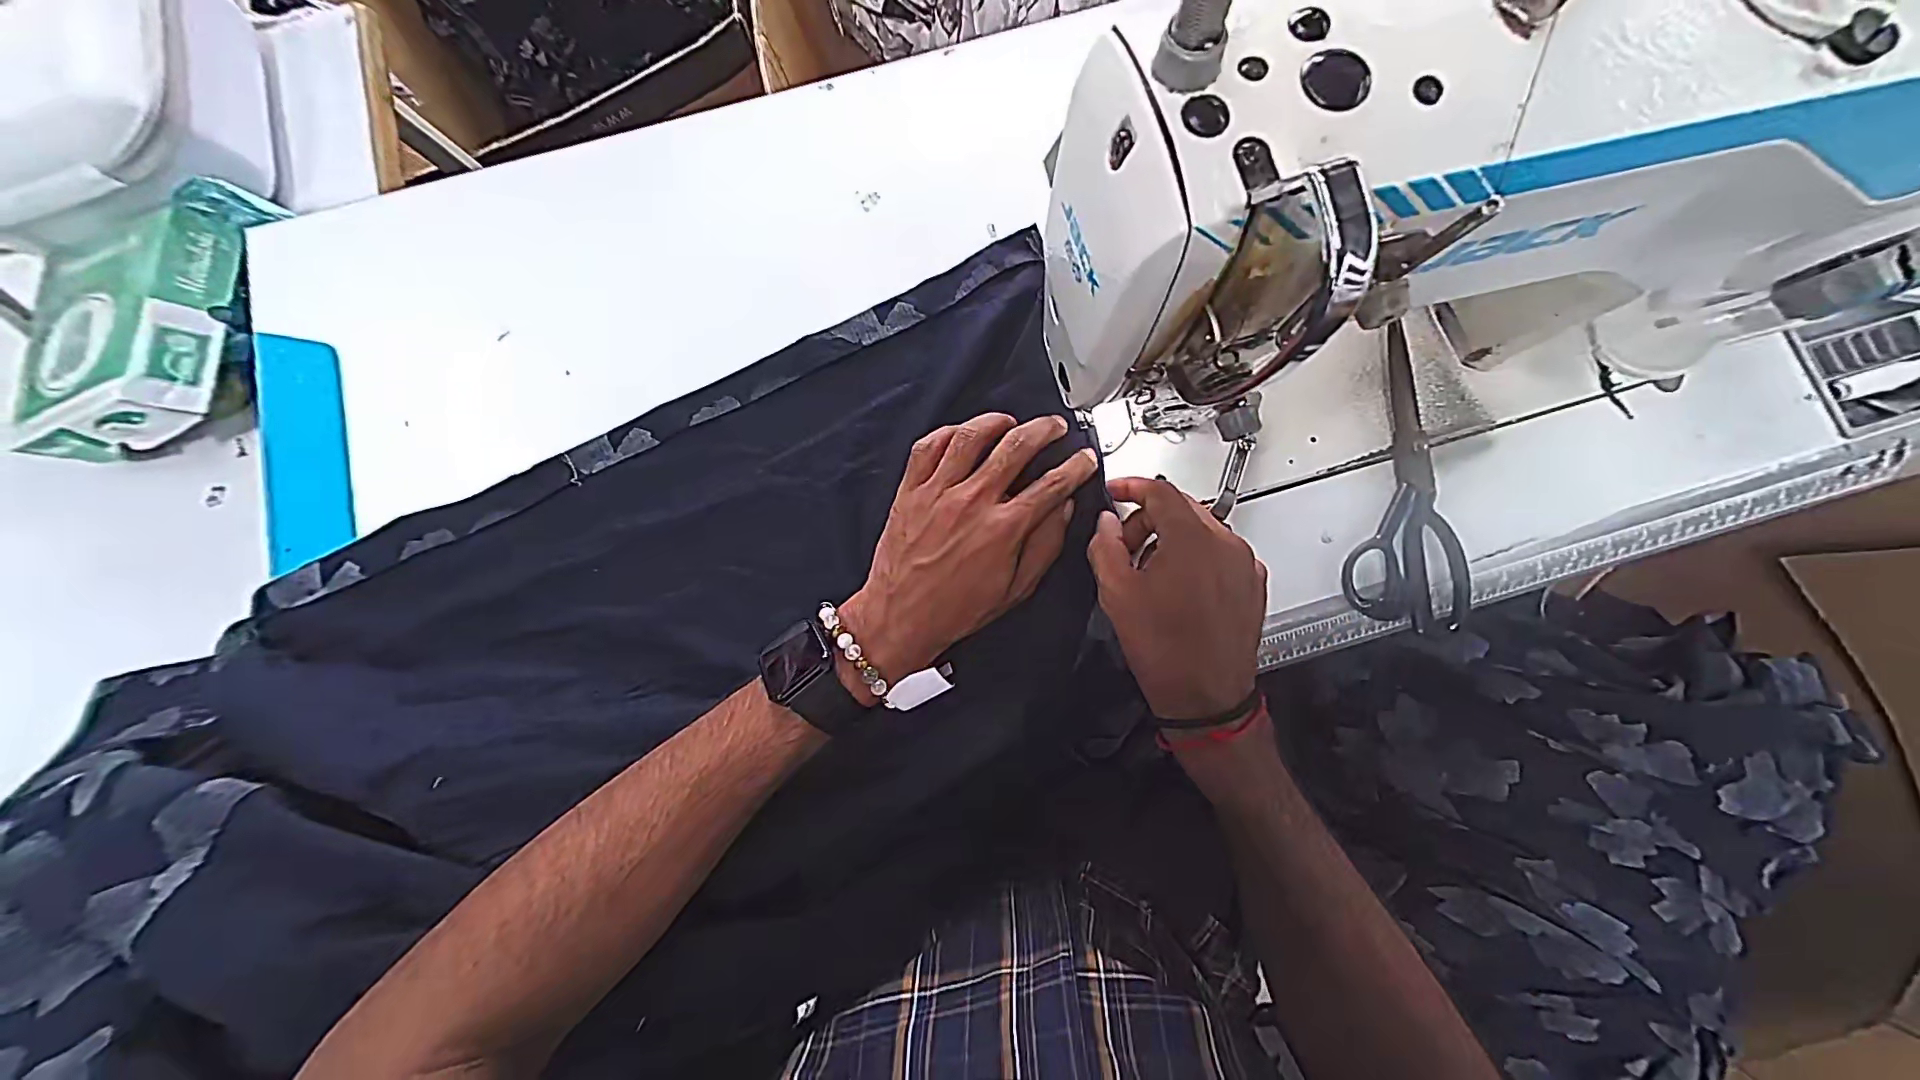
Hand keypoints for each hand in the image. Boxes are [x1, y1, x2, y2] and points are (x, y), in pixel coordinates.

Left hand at [838, 413, 1099, 700]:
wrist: (900, 617)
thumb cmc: (954, 609)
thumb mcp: (1015, 588)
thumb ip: (1045, 545)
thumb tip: (1063, 511)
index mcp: (1003, 528)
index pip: (1051, 483)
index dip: (1075, 466)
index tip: (1083, 460)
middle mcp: (971, 502)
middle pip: (1017, 446)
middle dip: (1045, 430)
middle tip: (1054, 427)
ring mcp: (938, 492)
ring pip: (971, 436)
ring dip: (997, 420)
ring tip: (1010, 421)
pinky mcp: (911, 491)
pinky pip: (928, 447)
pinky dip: (948, 432)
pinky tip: (961, 433)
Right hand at [1088, 476, 1266, 720]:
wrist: (1206, 696)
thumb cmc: (1169, 653)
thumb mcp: (1116, 593)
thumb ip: (1105, 546)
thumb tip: (1106, 525)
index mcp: (1192, 540)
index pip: (1160, 491)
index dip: (1131, 487)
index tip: (1117, 492)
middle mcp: (1225, 544)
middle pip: (1181, 507)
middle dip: (1147, 518)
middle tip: (1124, 543)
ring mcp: (1243, 563)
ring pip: (1201, 529)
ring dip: (1171, 538)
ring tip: (1148, 573)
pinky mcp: (1252, 582)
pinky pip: (1219, 553)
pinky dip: (1195, 557)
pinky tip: (1175, 588)